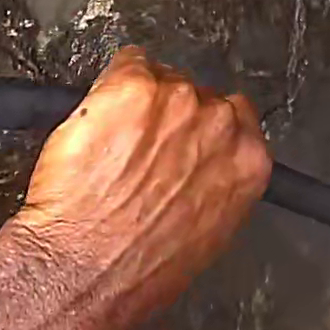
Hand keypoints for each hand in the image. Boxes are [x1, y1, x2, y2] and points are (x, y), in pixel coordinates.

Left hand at [9, 47, 271, 329]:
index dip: (202, 123)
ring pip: (158, 75)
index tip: (184, 131)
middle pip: (194, 91)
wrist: (83, 268)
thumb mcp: (207, 229)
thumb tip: (201, 159)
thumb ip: (216, 178)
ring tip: (115, 142)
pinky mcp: (132, 86)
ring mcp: (175, 99)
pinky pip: (126, 62)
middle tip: (139, 144)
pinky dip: (110, 84)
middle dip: (168, 112)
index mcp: (246, 160)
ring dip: (138, 99)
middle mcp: (218, 122)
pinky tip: (100, 120)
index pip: (237, 112)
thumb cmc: (138, 266)